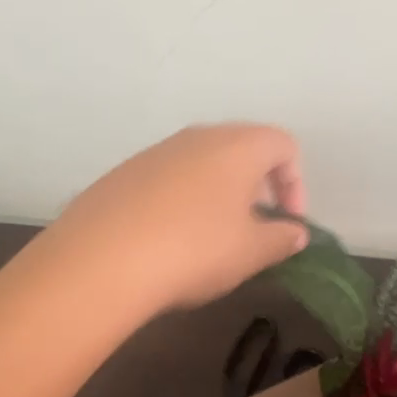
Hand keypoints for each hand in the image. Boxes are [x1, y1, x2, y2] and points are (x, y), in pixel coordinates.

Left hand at [42, 123, 308, 312]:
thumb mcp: (251, 253)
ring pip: (201, 163)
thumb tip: (294, 232)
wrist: (101, 259)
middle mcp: (197, 137)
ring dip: (217, 194)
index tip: (288, 224)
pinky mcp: (122, 174)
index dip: (295, 184)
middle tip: (254, 228)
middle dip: (256, 187)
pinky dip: (180, 202)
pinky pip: (166, 180)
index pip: (283, 145)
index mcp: (238, 146)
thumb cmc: (194, 250)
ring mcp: (155, 152)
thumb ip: (282, 238)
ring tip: (211, 239)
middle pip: (241, 148)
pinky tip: (168, 241)